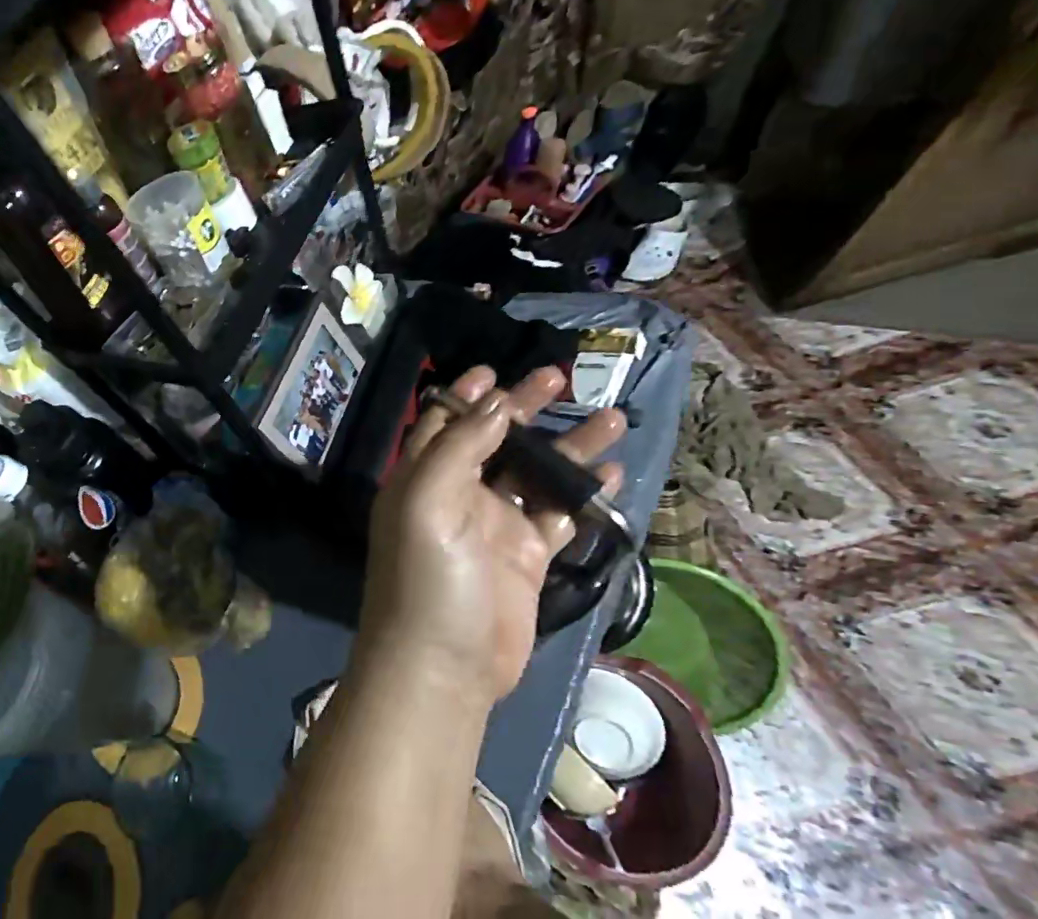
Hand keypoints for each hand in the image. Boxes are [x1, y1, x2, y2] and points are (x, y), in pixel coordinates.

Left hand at [361, 366, 624, 707]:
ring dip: (569, 446)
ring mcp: (495, 525)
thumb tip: (494, 402)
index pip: (444, 421)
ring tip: (611, 418)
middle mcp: (459, 494)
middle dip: (524, 407)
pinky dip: (583, 494)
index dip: (467, 395)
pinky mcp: (526, 556)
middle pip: (496, 438)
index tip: (495, 371)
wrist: (446, 666)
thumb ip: (458, 447)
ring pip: (536, 473)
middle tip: (559, 378)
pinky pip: (558, 514)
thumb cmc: (428, 578)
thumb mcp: (426, 502)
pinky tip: (612, 475)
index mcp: (425, 477)